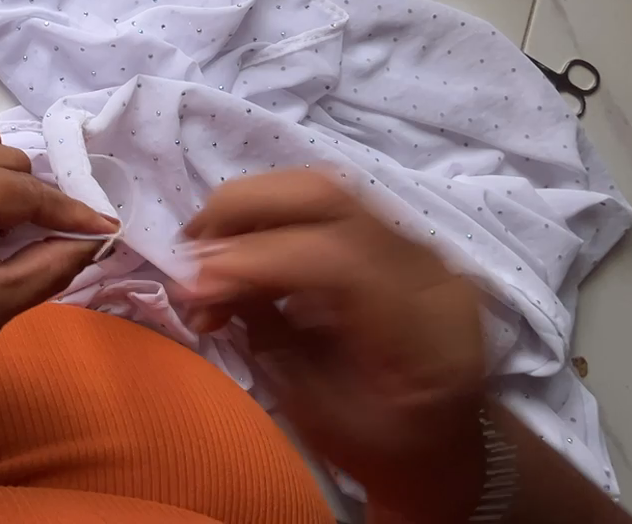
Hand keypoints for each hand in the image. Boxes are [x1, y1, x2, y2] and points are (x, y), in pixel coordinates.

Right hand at [179, 172, 488, 521]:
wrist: (441, 441)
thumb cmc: (378, 446)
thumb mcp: (320, 415)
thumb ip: (265, 336)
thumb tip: (199, 283)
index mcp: (429, 334)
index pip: (337, 261)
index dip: (254, 262)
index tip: (194, 287)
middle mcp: (429, 271)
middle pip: (324, 196)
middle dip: (240, 211)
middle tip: (191, 249)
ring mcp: (413, 243)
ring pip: (316, 185)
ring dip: (245, 207)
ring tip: (205, 245)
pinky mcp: (391, 232)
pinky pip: (318, 199)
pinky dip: (264, 214)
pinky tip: (235, 244)